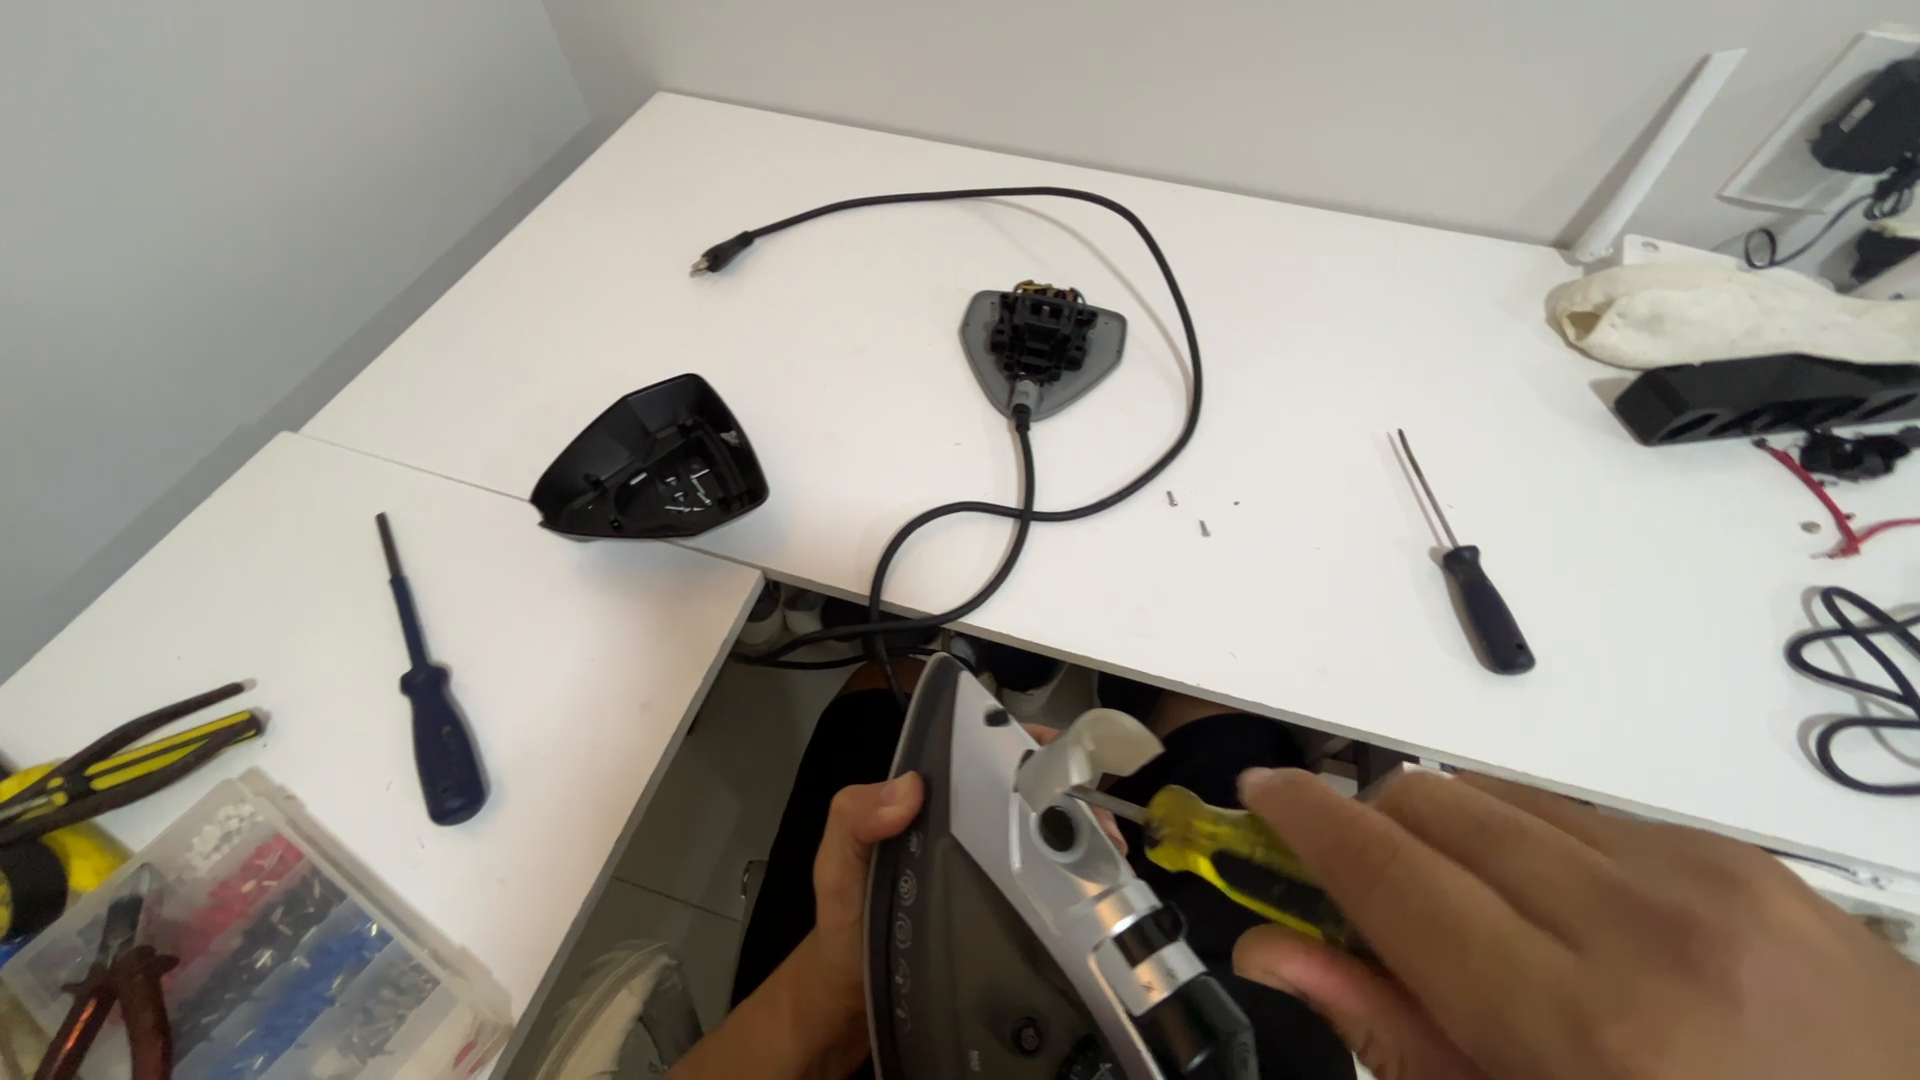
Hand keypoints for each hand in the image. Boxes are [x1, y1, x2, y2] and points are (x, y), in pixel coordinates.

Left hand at [806, 727, 1120, 1019]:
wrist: (854, 998)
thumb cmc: (846, 919)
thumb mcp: (837, 861)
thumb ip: (854, 816)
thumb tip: (910, 787)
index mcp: (936, 802)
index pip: (988, 755)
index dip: (1028, 745)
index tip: (1064, 755)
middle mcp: (971, 827)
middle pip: (1032, 794)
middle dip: (1074, 795)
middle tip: (1101, 821)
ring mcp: (995, 870)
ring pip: (1049, 838)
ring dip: (1086, 838)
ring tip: (1111, 856)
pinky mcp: (1010, 912)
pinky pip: (1050, 888)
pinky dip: (1080, 882)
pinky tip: (1101, 894)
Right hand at [1231, 767, 1919, 1079]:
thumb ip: (1385, 1028)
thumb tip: (1266, 947)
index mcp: (1582, 1027)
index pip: (1387, 868)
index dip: (1303, 817)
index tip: (1259, 794)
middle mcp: (1640, 926)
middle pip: (1427, 801)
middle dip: (1376, 831)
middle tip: (1381, 895)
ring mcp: (1705, 878)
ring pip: (1490, 793)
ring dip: (1453, 835)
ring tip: (1490, 914)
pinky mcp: (1742, 856)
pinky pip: (1572, 808)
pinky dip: (1531, 843)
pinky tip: (1575, 915)